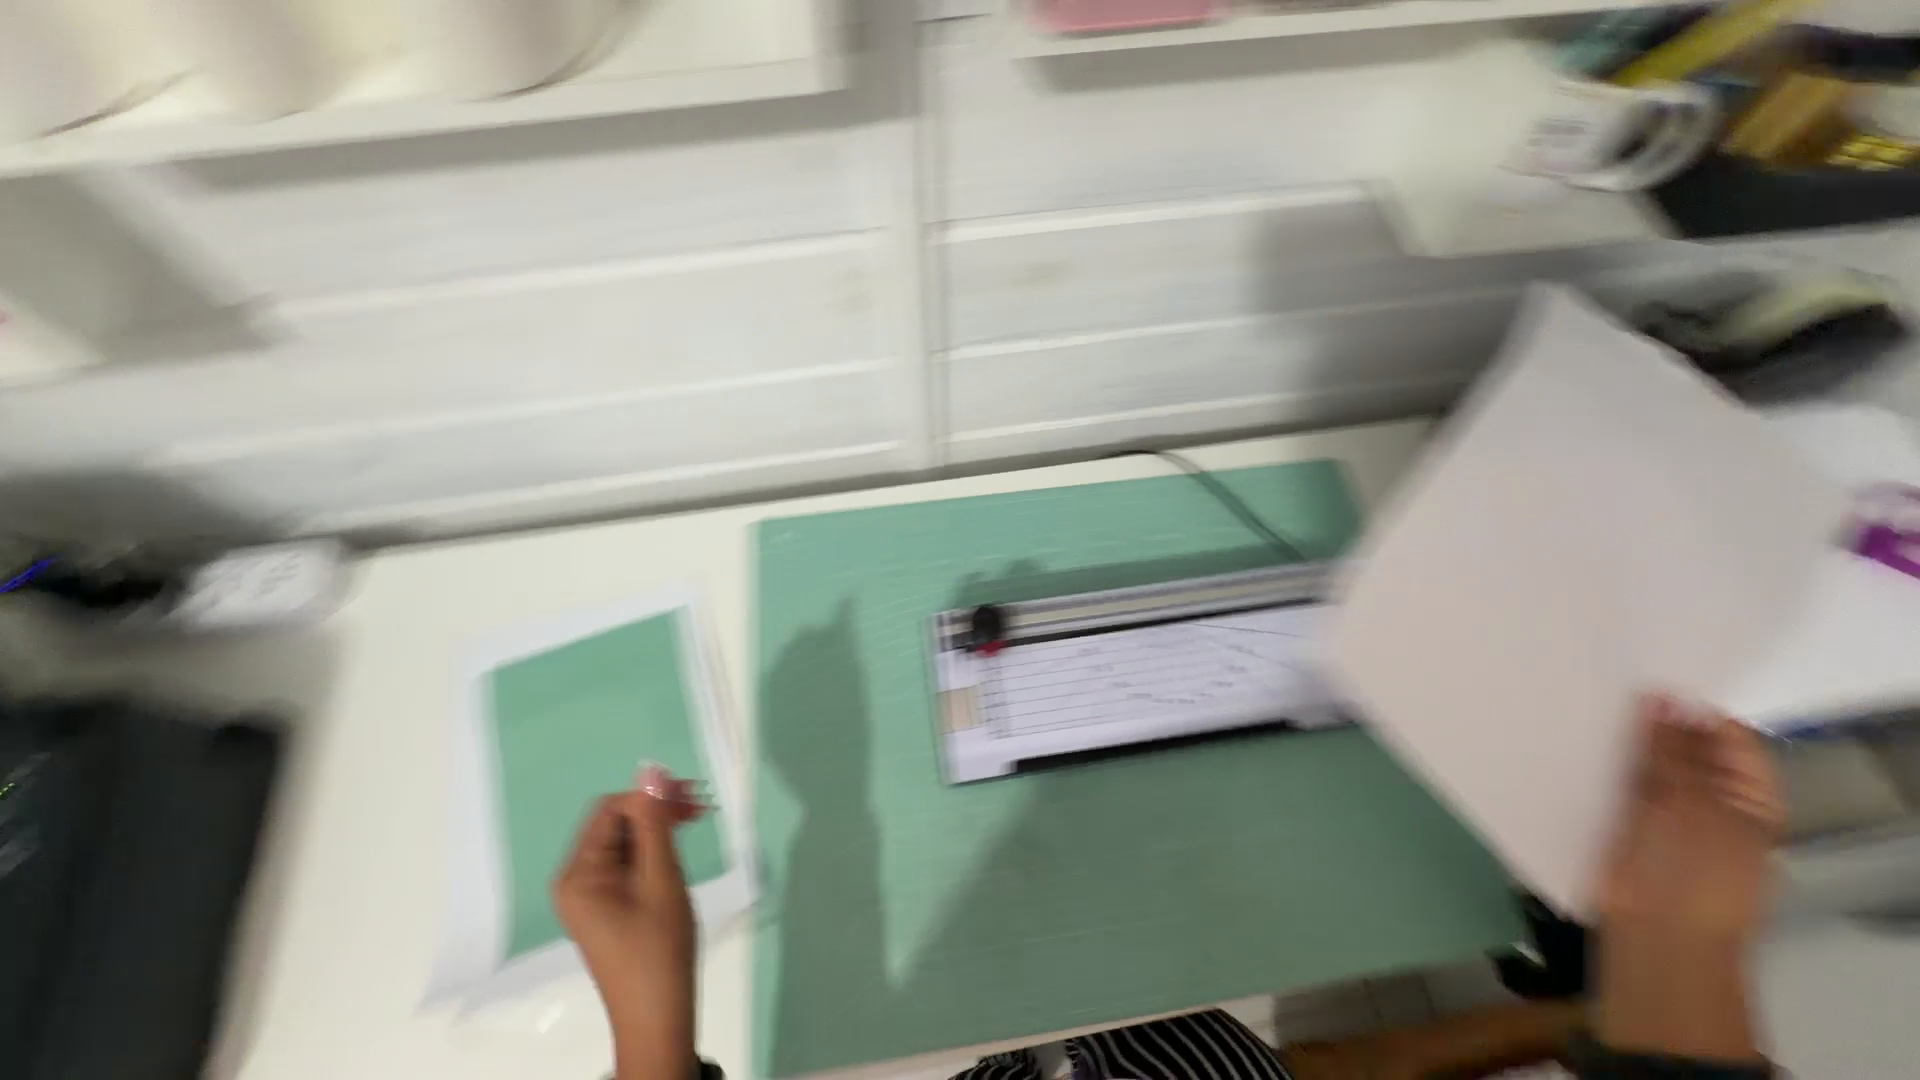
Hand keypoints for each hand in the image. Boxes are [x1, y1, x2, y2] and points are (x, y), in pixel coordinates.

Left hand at [552, 767, 706, 1079]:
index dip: (652, 796)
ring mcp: (589, 896)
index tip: (695, 796)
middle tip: (702, 806)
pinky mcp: (606, 907)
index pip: (612, 810)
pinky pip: (627, 862)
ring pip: (625, 841)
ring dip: (660, 827)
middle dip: (658, 809)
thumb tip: (650, 769)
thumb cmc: (659, 946)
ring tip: (698, 822)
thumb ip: (655, 821)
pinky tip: (679, 851)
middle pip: (617, 823)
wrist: (658, 1016)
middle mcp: (575, 880)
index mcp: (579, 873)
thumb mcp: (662, 877)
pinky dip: (654, 850)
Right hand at [1598, 693, 1783, 941]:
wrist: (1654, 933)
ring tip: (1579, 705)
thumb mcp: (1693, 807)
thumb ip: (1674, 751)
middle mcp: (1709, 798)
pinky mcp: (1621, 818)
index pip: (1728, 736)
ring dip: (1617, 742)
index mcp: (1748, 796)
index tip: (1647, 684)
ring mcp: (1664, 809)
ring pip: (1642, 762)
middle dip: (1649, 723)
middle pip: (1682, 746)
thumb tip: (1664, 697)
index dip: (1693, 711)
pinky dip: (1594, 763)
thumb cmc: (1693, 874)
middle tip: (1605, 686)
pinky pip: (1610, 781)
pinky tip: (1566, 739)